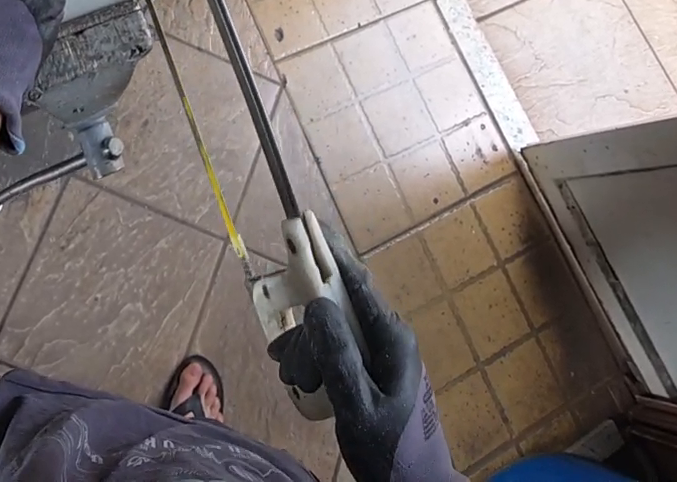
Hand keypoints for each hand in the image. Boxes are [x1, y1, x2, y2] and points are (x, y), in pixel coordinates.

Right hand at [271, 235, 460, 481]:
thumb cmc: (392, 453)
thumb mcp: (358, 406)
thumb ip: (338, 355)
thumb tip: (316, 304)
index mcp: (391, 337)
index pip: (356, 279)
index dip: (329, 250)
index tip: (307, 223)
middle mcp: (387, 336)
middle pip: (337, 306)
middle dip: (307, 328)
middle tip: (284, 360)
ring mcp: (380, 353)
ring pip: (333, 329)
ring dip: (307, 348)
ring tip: (291, 378)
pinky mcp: (372, 369)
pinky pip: (337, 348)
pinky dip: (314, 358)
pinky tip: (297, 377)